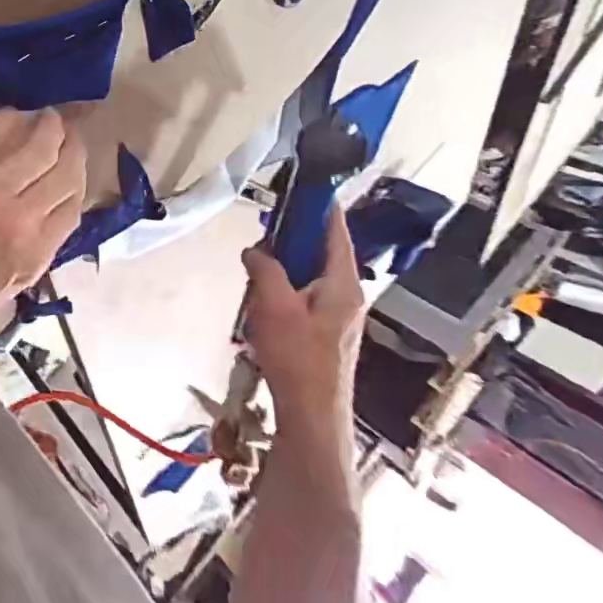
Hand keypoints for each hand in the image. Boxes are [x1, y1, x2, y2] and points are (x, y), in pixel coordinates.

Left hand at [0, 108, 86, 348]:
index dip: (76, 181)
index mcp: (32, 255)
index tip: (71, 167)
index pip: (72, 207)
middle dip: (71, 148)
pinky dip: (9, 121)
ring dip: (48, 128)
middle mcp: (21, 219)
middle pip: (64, 172)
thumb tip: (40, 228)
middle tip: (67, 133)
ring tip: (48, 117)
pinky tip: (11, 115)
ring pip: (37, 147)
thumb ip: (26, 259)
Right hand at [240, 205, 363, 421]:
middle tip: (264, 233)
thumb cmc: (297, 358)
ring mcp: (338, 317)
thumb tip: (255, 251)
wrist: (312, 418)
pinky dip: (285, 289)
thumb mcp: (274, 305)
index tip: (304, 184)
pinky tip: (262, 302)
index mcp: (343, 284)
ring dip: (284, 268)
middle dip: (293, 239)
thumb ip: (264, 269)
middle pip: (322, 252)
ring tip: (256, 271)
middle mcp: (347, 296)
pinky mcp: (326, 333)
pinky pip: (305, 296)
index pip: (337, 232)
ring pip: (310, 276)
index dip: (322, 206)